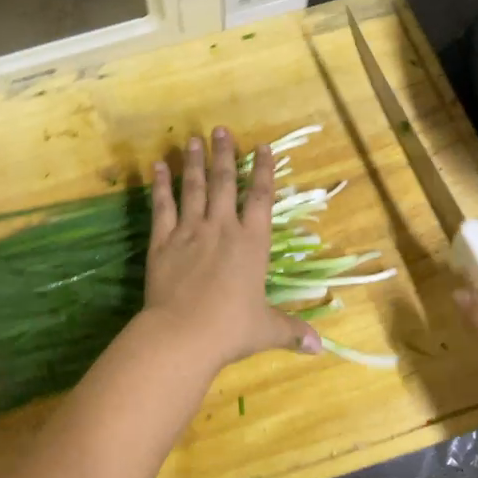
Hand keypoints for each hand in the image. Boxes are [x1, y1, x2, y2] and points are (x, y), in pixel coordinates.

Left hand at [141, 127, 321, 371]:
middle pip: (225, 183)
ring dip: (193, 162)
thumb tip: (319, 347)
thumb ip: (291, 330)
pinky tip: (158, 166)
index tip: (262, 146)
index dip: (264, 171)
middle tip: (220, 130)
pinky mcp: (163, 240)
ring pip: (193, 187)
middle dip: (223, 154)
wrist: (183, 333)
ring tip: (192, 139)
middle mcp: (222, 228)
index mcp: (252, 243)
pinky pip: (162, 206)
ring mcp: (190, 230)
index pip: (261, 198)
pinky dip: (161, 185)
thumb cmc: (230, 329)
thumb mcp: (267, 330)